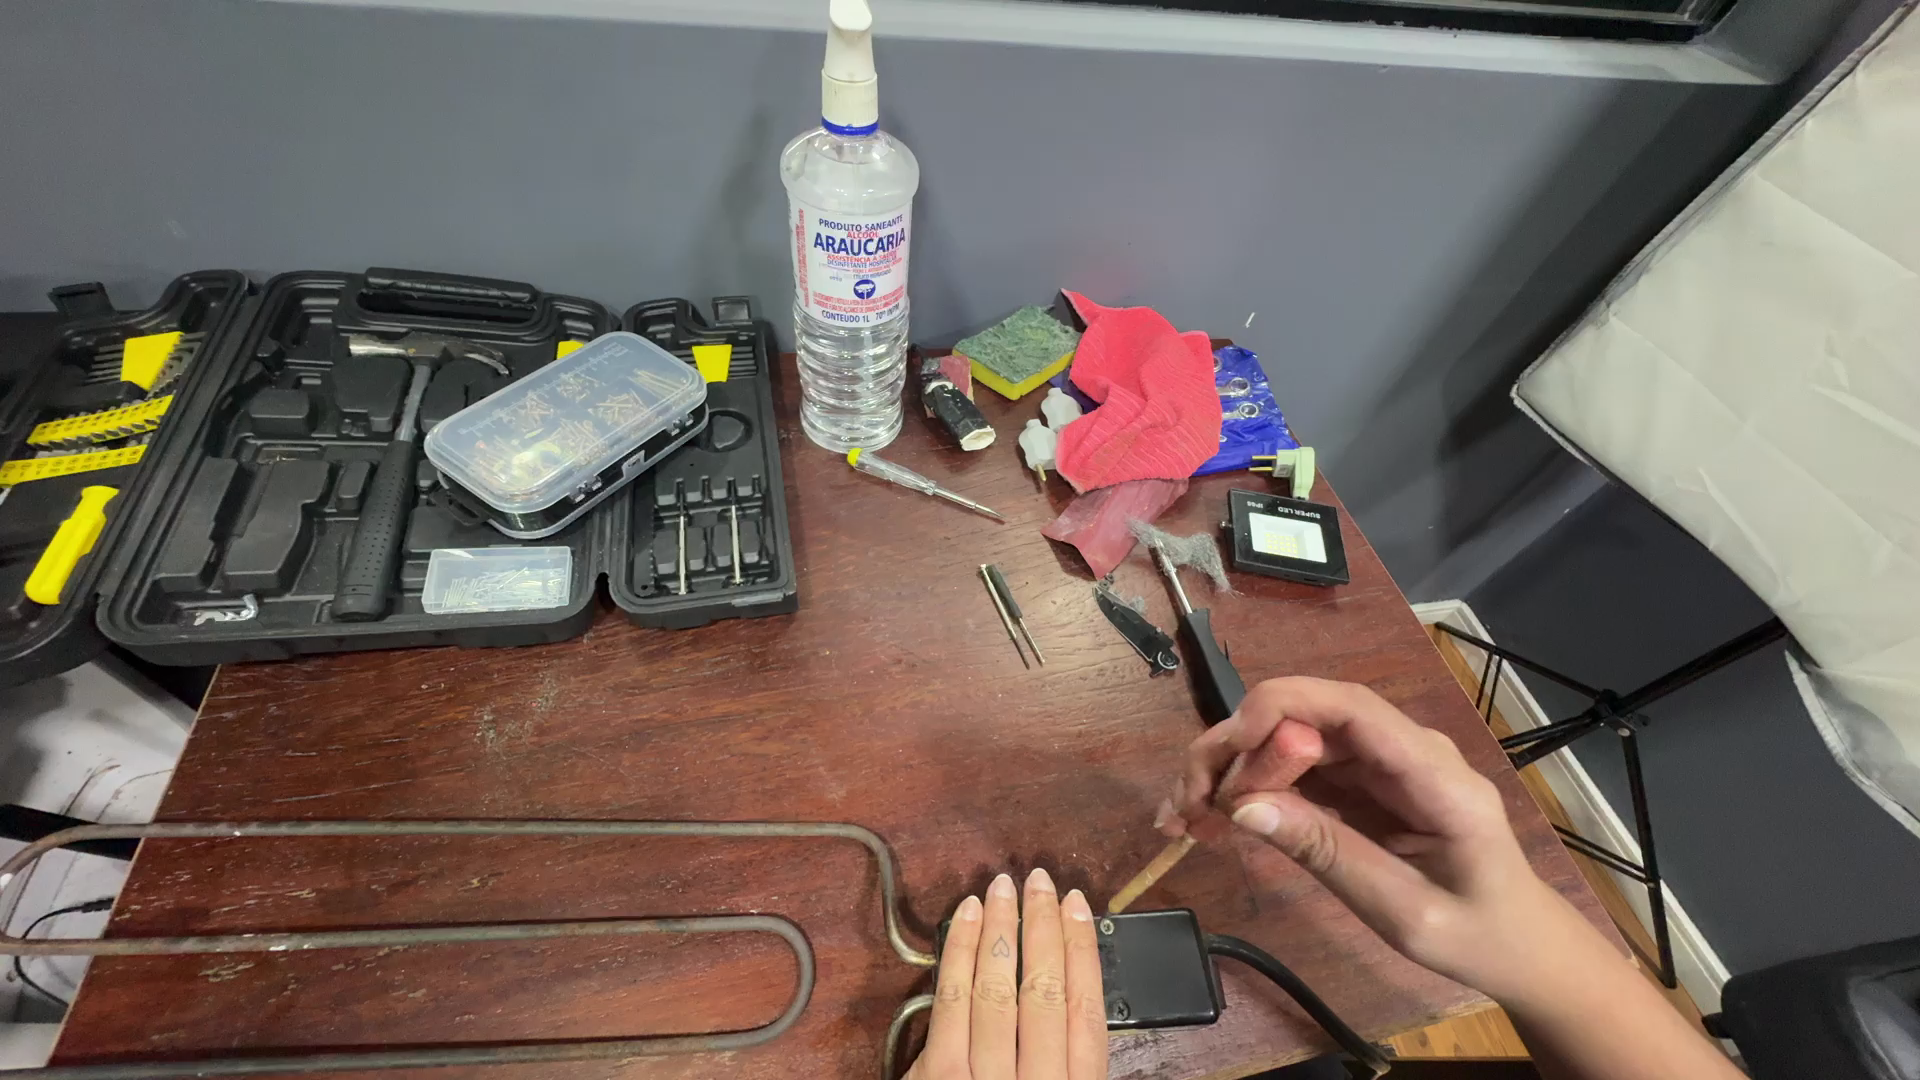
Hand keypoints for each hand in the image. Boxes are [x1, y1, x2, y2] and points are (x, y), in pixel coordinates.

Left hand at [905, 869, 1107, 1079]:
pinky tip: (968, 916)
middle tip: (1041, 880)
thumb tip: (1078, 996)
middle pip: (1045, 992)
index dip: (1085, 950)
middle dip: (1043, 927)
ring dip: (1002, 928)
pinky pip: (952, 1000)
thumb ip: (1068, 1065)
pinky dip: (961, 951)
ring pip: (998, 988)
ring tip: (1004, 886)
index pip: (1090, 1013)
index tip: (1080, 904)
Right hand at [1162, 676, 1561, 999]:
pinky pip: (1289, 764)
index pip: (1350, 706)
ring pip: (1284, 736)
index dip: (1280, 709)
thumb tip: (1242, 807)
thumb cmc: (1480, 934)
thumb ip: (1329, 853)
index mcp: (1434, 775)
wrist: (1521, 947)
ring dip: (1229, 767)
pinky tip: (1212, 813)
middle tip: (1185, 800)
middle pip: (1301, 716)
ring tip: (1185, 813)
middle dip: (1234, 747)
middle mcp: (1399, 749)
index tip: (1226, 749)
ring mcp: (1374, 760)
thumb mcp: (1405, 912)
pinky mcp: (1353, 776)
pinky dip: (1246, 785)